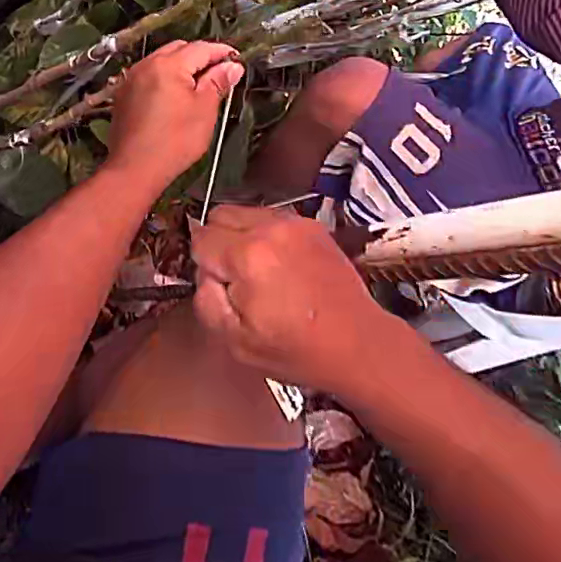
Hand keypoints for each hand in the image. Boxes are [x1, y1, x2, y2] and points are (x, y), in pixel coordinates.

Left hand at [106, 40, 241, 188]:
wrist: (135, 167)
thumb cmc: (174, 141)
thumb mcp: (204, 110)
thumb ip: (217, 82)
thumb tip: (232, 66)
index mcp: (168, 65)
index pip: (199, 48)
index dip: (221, 51)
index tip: (235, 58)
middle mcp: (146, 65)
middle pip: (178, 49)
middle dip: (200, 56)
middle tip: (219, 71)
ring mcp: (131, 79)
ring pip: (160, 61)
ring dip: (180, 66)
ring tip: (198, 84)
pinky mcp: (123, 94)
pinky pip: (147, 75)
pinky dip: (163, 78)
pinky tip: (174, 94)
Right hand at [189, 205, 405, 392]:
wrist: (360, 346)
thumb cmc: (296, 350)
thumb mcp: (234, 341)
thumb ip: (204, 299)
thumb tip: (205, 272)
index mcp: (246, 256)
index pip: (199, 238)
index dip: (205, 265)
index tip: (222, 286)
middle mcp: (268, 228)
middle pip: (217, 216)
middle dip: (218, 242)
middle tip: (236, 277)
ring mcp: (292, 222)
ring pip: (241, 211)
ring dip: (240, 235)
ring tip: (260, 269)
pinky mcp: (311, 224)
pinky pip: (268, 216)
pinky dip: (264, 234)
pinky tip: (280, 263)